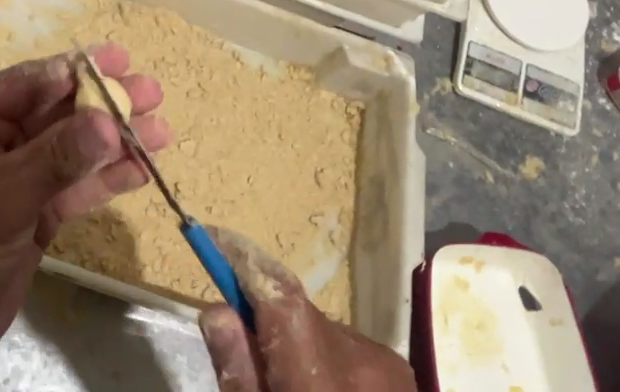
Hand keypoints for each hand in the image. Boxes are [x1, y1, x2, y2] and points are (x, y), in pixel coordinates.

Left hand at [0, 46, 167, 389]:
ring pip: (72, 148)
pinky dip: (106, 179)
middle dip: (104, 102)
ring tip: (161, 129)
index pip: (28, 83)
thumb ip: (58, 157)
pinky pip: (75, 185)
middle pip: (56, 111)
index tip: (119, 61)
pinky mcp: (34, 211)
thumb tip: (111, 122)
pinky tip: (143, 170)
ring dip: (114, 141)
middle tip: (151, 91)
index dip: (75, 70)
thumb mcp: (3, 196)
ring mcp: (16, 176)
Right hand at [198, 228, 416, 391]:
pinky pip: (350, 353)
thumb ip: (240, 375)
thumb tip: (217, 309)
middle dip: (266, 319)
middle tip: (242, 350)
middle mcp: (364, 364)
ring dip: (298, 344)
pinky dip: (326, 362)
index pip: (283, 300)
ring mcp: (391, 371)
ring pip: (324, 333)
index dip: (248, 265)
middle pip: (300, 316)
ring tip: (285, 386)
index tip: (216, 241)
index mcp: (321, 384)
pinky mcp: (403, 376)